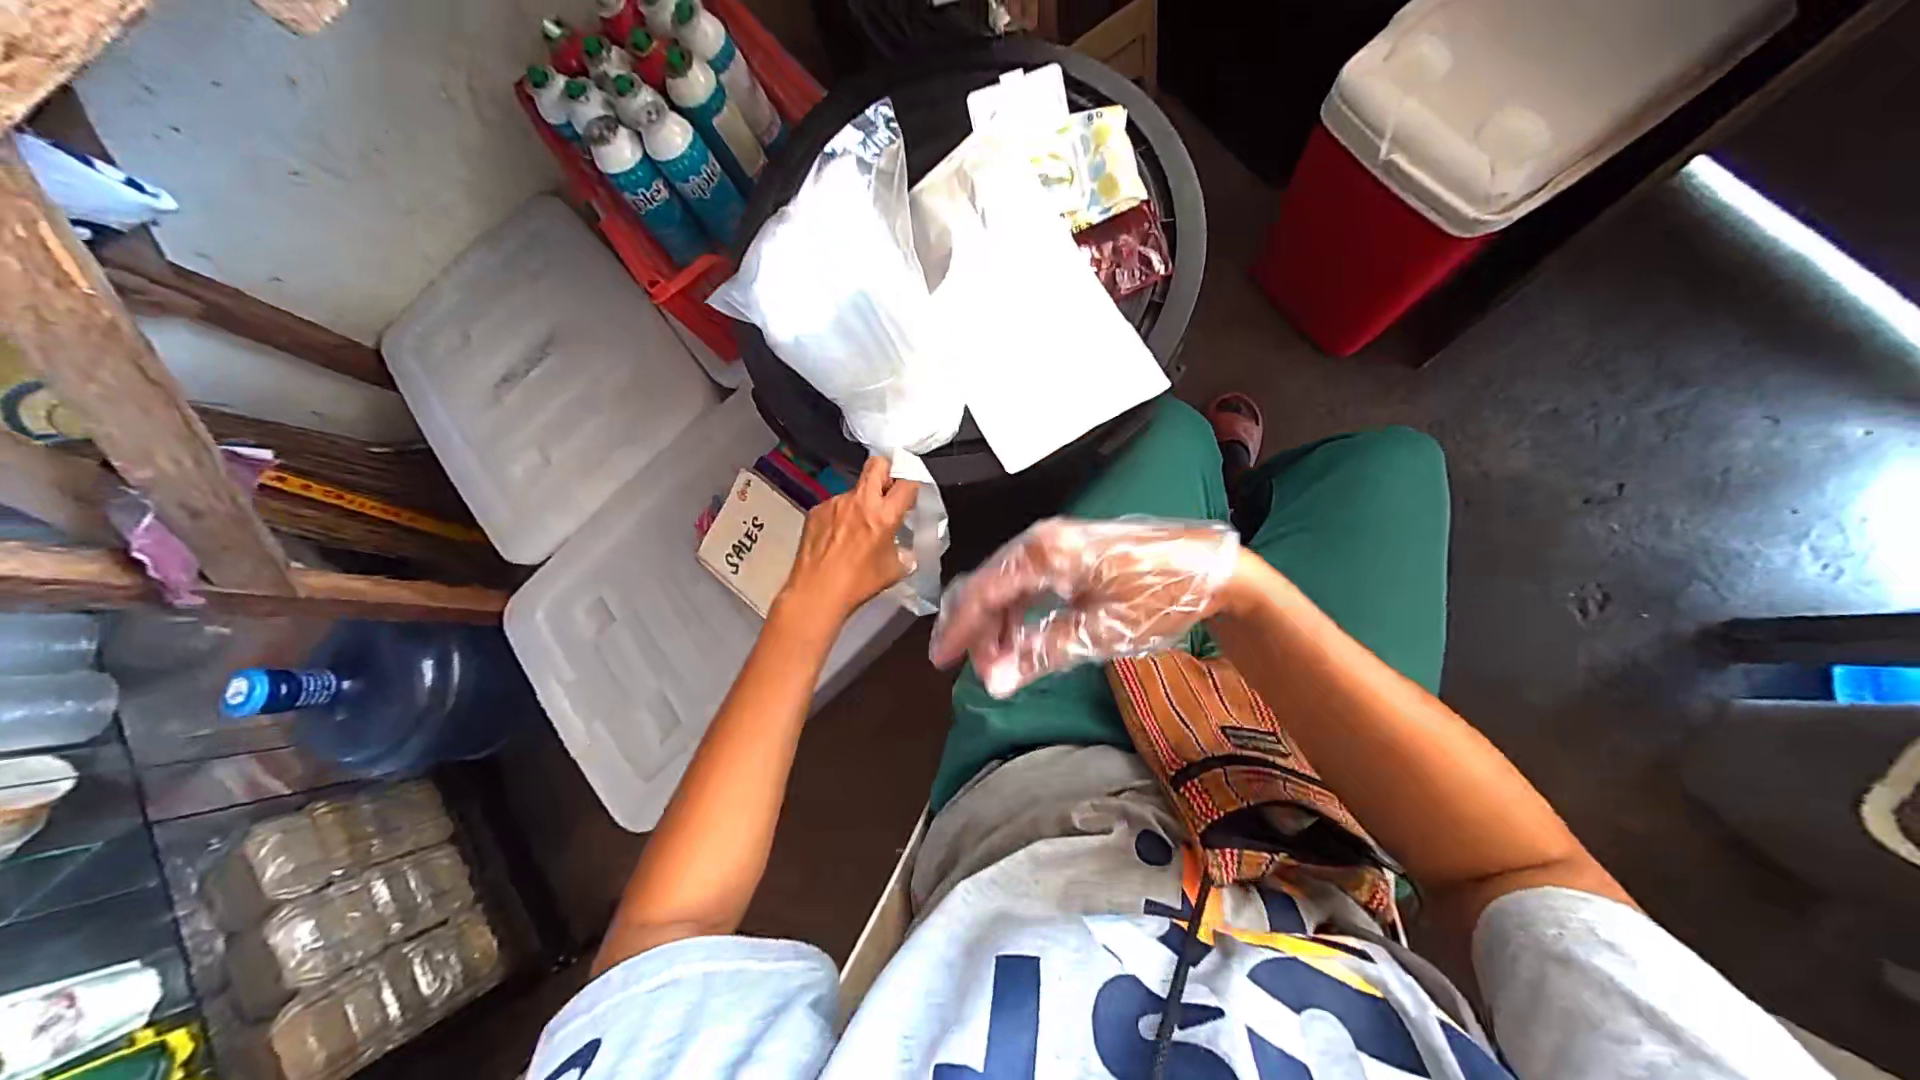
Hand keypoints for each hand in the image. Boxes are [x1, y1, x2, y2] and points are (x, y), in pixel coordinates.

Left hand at [776, 456, 919, 623]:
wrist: (816, 593)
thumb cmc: (855, 584)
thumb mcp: (892, 571)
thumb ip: (903, 555)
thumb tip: (905, 553)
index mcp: (883, 515)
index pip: (907, 483)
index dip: (912, 486)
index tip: (910, 494)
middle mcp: (859, 502)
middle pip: (877, 465)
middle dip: (886, 471)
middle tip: (888, 489)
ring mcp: (835, 504)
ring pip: (854, 489)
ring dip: (861, 501)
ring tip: (858, 528)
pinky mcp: (816, 511)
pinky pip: (834, 506)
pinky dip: (840, 516)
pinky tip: (838, 538)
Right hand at [928, 516, 1240, 697]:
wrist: (1214, 570)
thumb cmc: (1160, 597)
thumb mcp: (1102, 632)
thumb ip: (1043, 653)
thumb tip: (994, 682)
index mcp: (1046, 552)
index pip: (986, 591)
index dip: (961, 628)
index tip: (943, 660)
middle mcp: (1043, 540)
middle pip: (990, 584)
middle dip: (978, 629)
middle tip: (978, 669)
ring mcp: (1057, 544)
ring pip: (1007, 584)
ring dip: (998, 623)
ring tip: (1002, 662)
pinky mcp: (1070, 553)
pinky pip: (1028, 582)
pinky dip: (1019, 612)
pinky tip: (1022, 638)